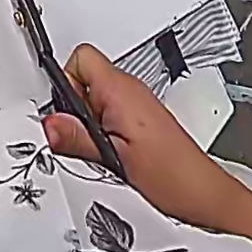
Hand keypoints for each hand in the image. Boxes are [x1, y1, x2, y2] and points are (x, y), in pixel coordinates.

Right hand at [43, 45, 251, 251]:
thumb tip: (49, 124)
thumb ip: (78, 139)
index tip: (61, 113)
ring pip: (93, 95)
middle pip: (83, 76)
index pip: (80, 58)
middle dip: (73, 106)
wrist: (203, 193)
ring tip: (100, 149)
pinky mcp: (138, 117)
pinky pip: (107, 110)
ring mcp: (134, 102)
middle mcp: (129, 89)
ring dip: (87, 121)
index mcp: (121, 89)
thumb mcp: (115, 161)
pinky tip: (110, 154)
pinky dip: (101, 129)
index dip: (64, 82)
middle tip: (82, 136)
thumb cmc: (173, 176)